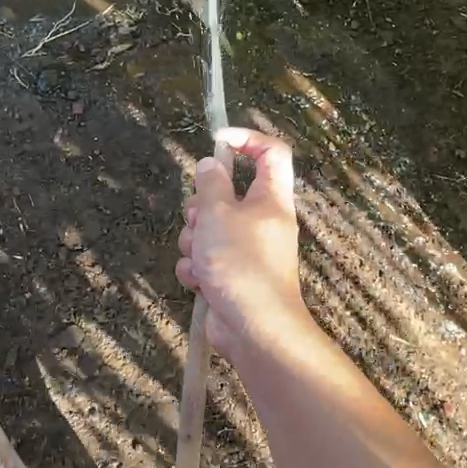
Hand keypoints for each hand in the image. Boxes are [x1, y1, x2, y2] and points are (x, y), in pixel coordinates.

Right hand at [177, 127, 311, 359]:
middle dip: (201, 206)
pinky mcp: (231, 276)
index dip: (247, 139)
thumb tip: (212, 164)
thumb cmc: (241, 263)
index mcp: (270, 199)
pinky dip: (197, 268)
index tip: (217, 141)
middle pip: (225, 194)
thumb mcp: (219, 213)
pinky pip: (205, 259)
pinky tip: (200, 281)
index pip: (272, 153)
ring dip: (194, 241)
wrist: (254, 329)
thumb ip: (211, 185)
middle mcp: (261, 222)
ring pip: (208, 229)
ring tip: (201, 257)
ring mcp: (247, 251)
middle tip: (200, 219)